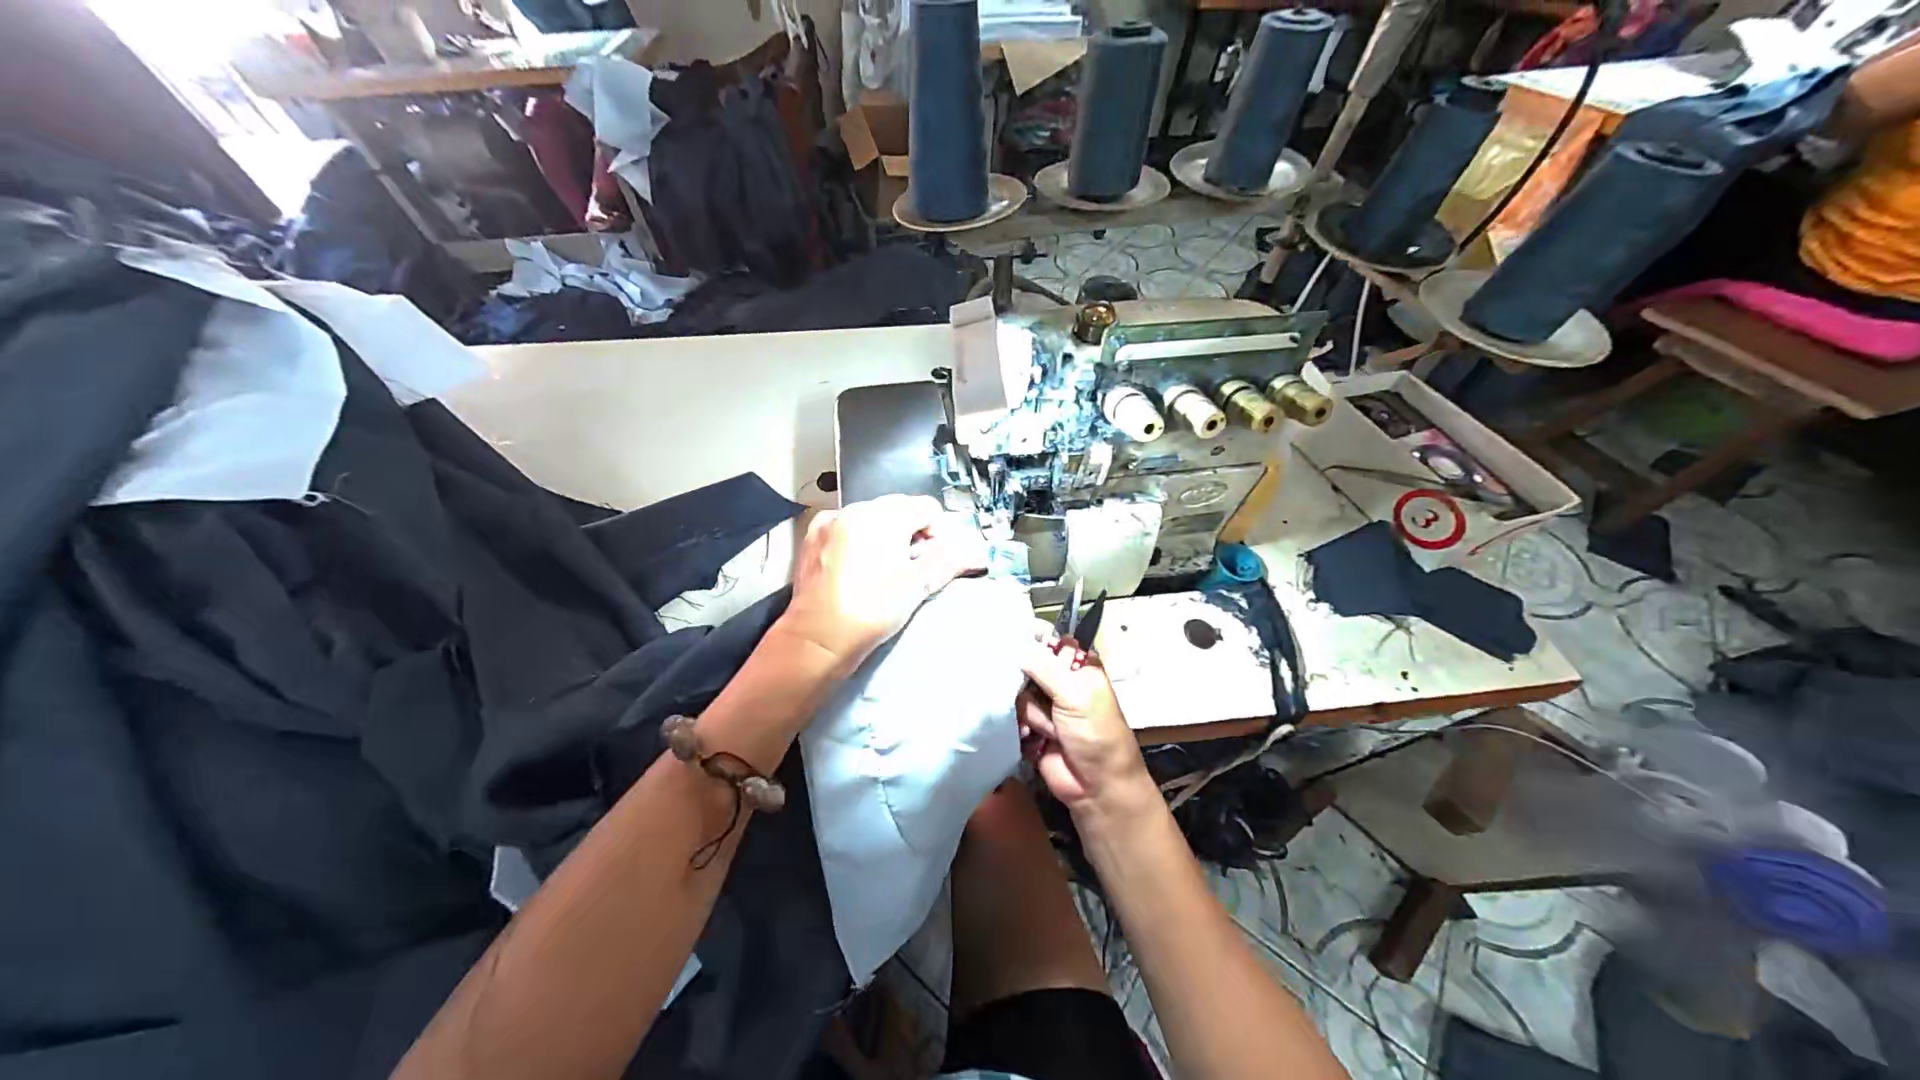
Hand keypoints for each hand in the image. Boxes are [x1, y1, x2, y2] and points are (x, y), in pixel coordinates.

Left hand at [777, 495, 987, 673]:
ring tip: (883, 572)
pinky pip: (846, 528)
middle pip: (897, 508)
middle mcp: (854, 510)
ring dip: (884, 535)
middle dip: (910, 532)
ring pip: (871, 517)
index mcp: (883, 516)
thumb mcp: (917, 586)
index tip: (933, 558)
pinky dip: (858, 540)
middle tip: (911, 568)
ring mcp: (830, 523)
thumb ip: (947, 562)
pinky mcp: (813, 539)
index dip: (937, 532)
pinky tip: (859, 569)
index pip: (926, 507)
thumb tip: (974, 553)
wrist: (818, 639)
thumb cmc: (869, 613)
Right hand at [1017, 623, 1155, 819]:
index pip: (1048, 640)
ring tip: (1051, 730)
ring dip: (1031, 713)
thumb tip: (1016, 645)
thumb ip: (1045, 666)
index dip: (1031, 641)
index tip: (1015, 643)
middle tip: (1043, 697)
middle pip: (1025, 666)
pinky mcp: (1028, 726)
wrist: (1095, 786)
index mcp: (1078, 665)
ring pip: (1016, 692)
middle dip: (1027, 682)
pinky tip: (1032, 737)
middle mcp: (1059, 680)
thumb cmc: (1096, 733)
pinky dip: (1020, 726)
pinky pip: (1010, 715)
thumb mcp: (1076, 693)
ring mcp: (1043, 704)